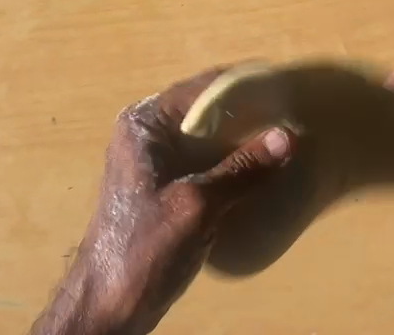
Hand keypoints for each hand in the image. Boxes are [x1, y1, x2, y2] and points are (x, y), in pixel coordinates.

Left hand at [33, 67, 295, 334]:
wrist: (105, 308)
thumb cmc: (143, 249)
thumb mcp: (197, 206)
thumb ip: (241, 169)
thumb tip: (288, 136)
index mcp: (145, 123)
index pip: (201, 87)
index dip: (241, 84)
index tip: (281, 85)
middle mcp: (146, 131)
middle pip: (204, 109)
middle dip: (243, 111)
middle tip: (287, 113)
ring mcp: (151, 160)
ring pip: (204, 135)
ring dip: (238, 137)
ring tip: (279, 137)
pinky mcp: (160, 186)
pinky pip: (201, 159)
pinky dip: (227, 159)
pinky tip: (256, 170)